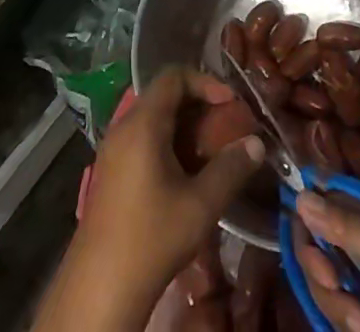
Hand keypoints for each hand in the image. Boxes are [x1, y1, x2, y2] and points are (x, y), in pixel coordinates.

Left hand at [31, 68, 264, 330]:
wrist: (102, 282)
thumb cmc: (153, 235)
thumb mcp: (201, 203)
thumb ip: (231, 168)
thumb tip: (257, 144)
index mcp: (143, 123)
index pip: (173, 76)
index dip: (205, 82)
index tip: (230, 104)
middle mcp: (123, 126)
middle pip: (163, 95)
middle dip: (199, 104)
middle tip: (227, 126)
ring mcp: (113, 148)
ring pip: (153, 117)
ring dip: (185, 125)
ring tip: (212, 149)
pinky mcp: (111, 169)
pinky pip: (142, 137)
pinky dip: (168, 141)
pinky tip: (187, 171)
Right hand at [292, 192, 359, 331]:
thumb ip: (355, 230)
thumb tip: (301, 196)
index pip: (320, 207)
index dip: (306, 229)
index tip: (318, 263)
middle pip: (318, 251)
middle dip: (322, 281)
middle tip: (352, 313)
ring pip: (328, 288)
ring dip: (335, 309)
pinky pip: (343, 313)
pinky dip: (345, 322)